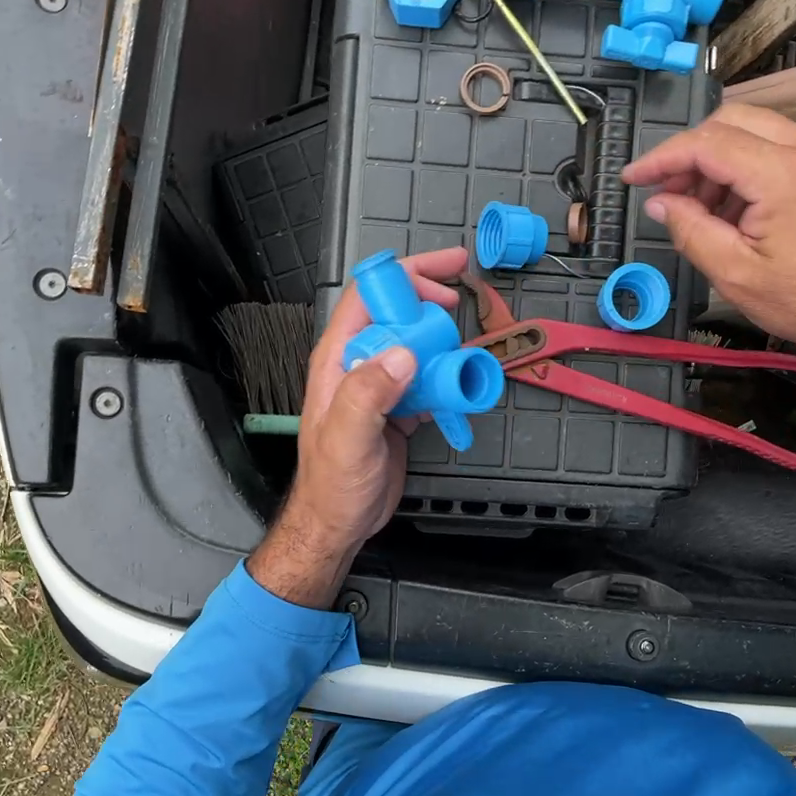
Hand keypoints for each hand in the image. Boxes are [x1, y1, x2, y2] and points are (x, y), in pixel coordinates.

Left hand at [248, 247, 468, 607]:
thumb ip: (369, 394)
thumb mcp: (347, 439)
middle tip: (459, 305)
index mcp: (339, 359)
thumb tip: (404, 354)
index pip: (370, 296)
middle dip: (431, 302)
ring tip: (464, 353)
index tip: (444, 271)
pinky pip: (426, 380)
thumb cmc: (331, 486)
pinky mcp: (397, 408)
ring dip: (443, 343)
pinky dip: (447, 378)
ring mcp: (379, 386)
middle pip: (397, 313)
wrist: (339, 523)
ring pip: (416, 345)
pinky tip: (460, 389)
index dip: (406, 276)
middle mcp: (359, 365)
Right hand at [623, 104, 795, 450]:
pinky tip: (732, 209)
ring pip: (754, 130)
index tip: (634, 177)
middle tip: (665, 193)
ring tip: (698, 210)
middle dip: (689, 153)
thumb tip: (660, 203)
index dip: (662, 158)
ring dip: (716, 161)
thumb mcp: (735, 274)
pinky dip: (744, 167)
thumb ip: (691, 230)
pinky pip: (777, 147)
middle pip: (731, 121)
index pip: (708, 143)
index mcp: (785, 175)